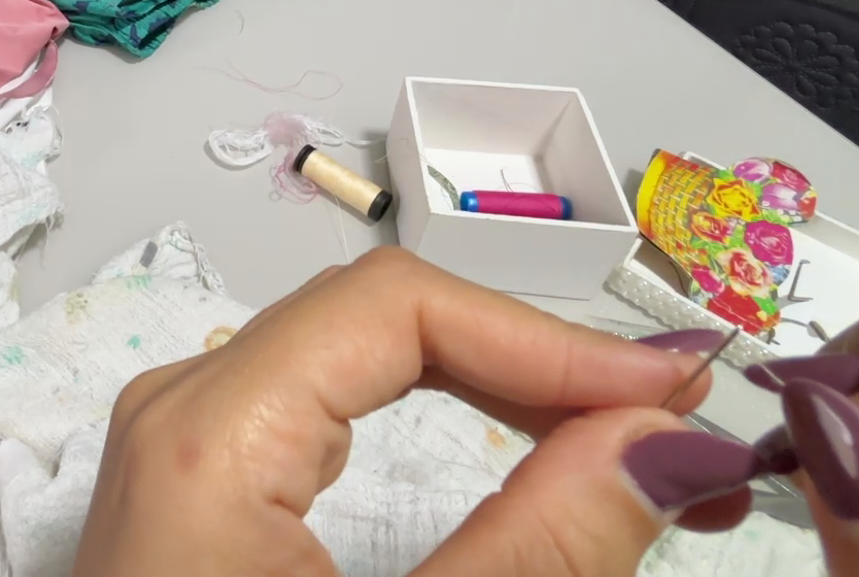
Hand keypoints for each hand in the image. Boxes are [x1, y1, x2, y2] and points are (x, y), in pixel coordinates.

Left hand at [73, 247, 759, 575]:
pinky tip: (508, 424)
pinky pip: (328, 386)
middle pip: (372, 315)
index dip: (539, 335)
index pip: (388, 307)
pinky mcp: (202, 454)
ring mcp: (185, 421)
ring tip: (615, 430)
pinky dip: (429, 396)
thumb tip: (662, 447)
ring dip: (489, 375)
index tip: (673, 391)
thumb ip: (541, 552)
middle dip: (526, 357)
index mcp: (206, 433)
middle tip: (666, 423)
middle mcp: (185, 397)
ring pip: (354, 343)